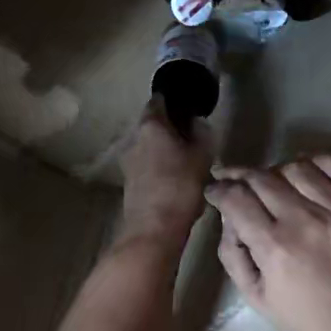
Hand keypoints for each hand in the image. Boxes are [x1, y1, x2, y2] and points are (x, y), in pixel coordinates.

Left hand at [118, 96, 211, 245]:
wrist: (154, 229)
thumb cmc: (180, 186)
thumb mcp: (202, 157)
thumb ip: (202, 134)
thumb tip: (196, 122)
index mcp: (151, 126)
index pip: (158, 100)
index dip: (173, 101)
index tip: (188, 107)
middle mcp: (134, 139)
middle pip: (152, 125)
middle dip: (170, 127)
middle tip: (192, 135)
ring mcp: (128, 162)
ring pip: (149, 147)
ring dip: (164, 149)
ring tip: (186, 159)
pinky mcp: (129, 183)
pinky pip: (147, 166)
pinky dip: (159, 166)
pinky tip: (175, 178)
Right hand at [205, 156, 330, 330]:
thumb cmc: (309, 317)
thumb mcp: (257, 298)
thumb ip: (233, 256)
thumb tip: (227, 219)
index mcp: (274, 246)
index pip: (235, 198)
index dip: (219, 190)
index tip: (216, 191)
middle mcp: (305, 220)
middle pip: (262, 178)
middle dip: (241, 177)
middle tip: (238, 182)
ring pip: (297, 168)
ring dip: (278, 172)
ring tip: (276, 182)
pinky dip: (320, 162)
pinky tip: (311, 172)